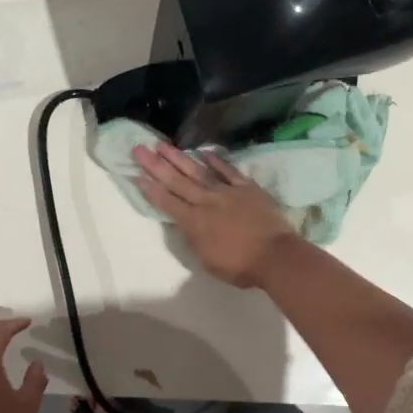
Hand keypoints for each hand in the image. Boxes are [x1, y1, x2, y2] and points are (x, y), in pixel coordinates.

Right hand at [133, 142, 301, 287]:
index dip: (150, 189)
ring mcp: (227, 192)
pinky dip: (215, 160)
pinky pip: (228, 171)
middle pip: (176, 181)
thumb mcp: (208, 261)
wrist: (275, 256)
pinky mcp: (246, 188)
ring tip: (163, 145)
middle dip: (156, 165)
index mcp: (194, 223)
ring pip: (198, 171)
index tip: (136, 174)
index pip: (166, 202)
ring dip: (179, 157)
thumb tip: (188, 225)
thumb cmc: (241, 267)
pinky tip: (202, 152)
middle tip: (139, 148)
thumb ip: (195, 240)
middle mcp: (206, 202)